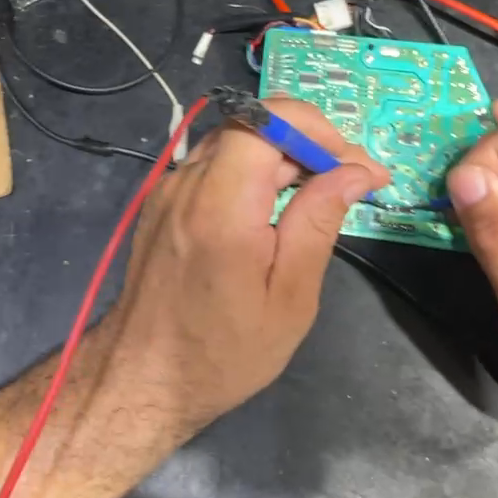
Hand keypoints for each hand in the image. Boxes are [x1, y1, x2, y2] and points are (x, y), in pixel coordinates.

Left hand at [100, 98, 389, 433]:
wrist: (142, 376)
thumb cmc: (224, 351)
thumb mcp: (289, 299)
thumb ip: (318, 222)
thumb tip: (354, 170)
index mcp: (220, 205)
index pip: (264, 121)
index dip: (313, 127)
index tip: (351, 163)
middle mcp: (187, 182)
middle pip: (252, 126)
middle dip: (307, 141)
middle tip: (351, 178)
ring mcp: (168, 187)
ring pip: (233, 140)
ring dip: (281, 152)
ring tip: (320, 189)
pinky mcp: (162, 199)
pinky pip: (213, 162)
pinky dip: (251, 168)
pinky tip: (275, 202)